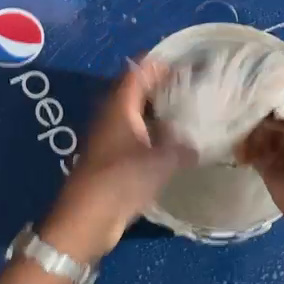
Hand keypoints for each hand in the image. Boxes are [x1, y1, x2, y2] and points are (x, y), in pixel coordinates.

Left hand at [39, 60, 193, 263]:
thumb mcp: (161, 162)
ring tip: (188, 114)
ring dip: (158, 113)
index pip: (137, 73)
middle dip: (161, 87)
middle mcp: (112, 118)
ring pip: (136, 116)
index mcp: (120, 107)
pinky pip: (136, 138)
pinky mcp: (111, 161)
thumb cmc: (121, 181)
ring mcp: (109, 140)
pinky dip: (153, 136)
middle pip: (136, 92)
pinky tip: (173, 145)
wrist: (87, 219)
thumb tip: (196, 144)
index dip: (158, 64)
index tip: (184, 63)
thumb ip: (182, 148)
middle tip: (192, 88)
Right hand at [236, 82, 283, 227]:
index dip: (280, 69)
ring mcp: (279, 142)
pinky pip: (248, 147)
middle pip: (271, 102)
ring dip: (243, 120)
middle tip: (228, 82)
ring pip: (256, 124)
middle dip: (254, 95)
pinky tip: (227, 137)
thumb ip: (281, 107)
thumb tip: (258, 105)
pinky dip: (239, 144)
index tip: (256, 57)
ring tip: (222, 109)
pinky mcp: (264, 161)